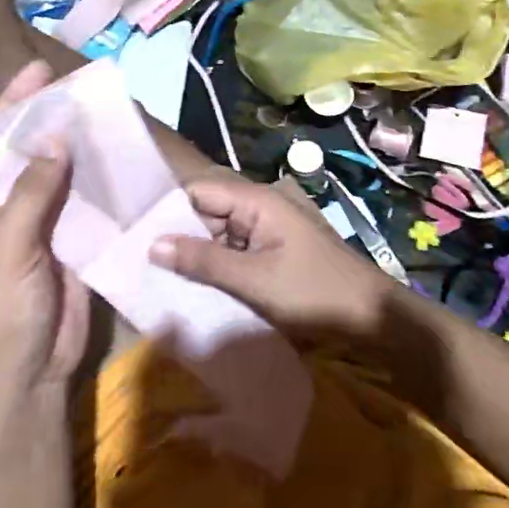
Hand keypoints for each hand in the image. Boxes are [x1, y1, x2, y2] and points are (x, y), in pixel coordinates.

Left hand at [0, 62, 88, 424]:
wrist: (26, 381)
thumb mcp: (5, 251)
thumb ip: (31, 192)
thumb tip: (56, 136)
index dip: (12, 106)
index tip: (38, 70)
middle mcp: (0, 210)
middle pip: (26, 154)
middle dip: (48, 120)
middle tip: (79, 84)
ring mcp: (38, 227)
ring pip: (58, 176)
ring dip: (78, 147)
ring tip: (104, 111)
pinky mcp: (70, 243)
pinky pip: (83, 203)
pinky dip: (98, 181)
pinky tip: (118, 156)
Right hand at [149, 178, 395, 342]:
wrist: (372, 316)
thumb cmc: (313, 293)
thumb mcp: (253, 280)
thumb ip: (203, 260)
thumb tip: (152, 243)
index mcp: (258, 201)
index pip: (199, 191)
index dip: (168, 212)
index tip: (136, 237)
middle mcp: (262, 205)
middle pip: (208, 211)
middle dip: (181, 236)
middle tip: (144, 264)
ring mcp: (271, 228)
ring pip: (221, 232)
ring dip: (200, 254)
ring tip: (164, 277)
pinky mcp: (277, 249)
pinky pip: (238, 249)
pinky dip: (220, 264)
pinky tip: (200, 284)